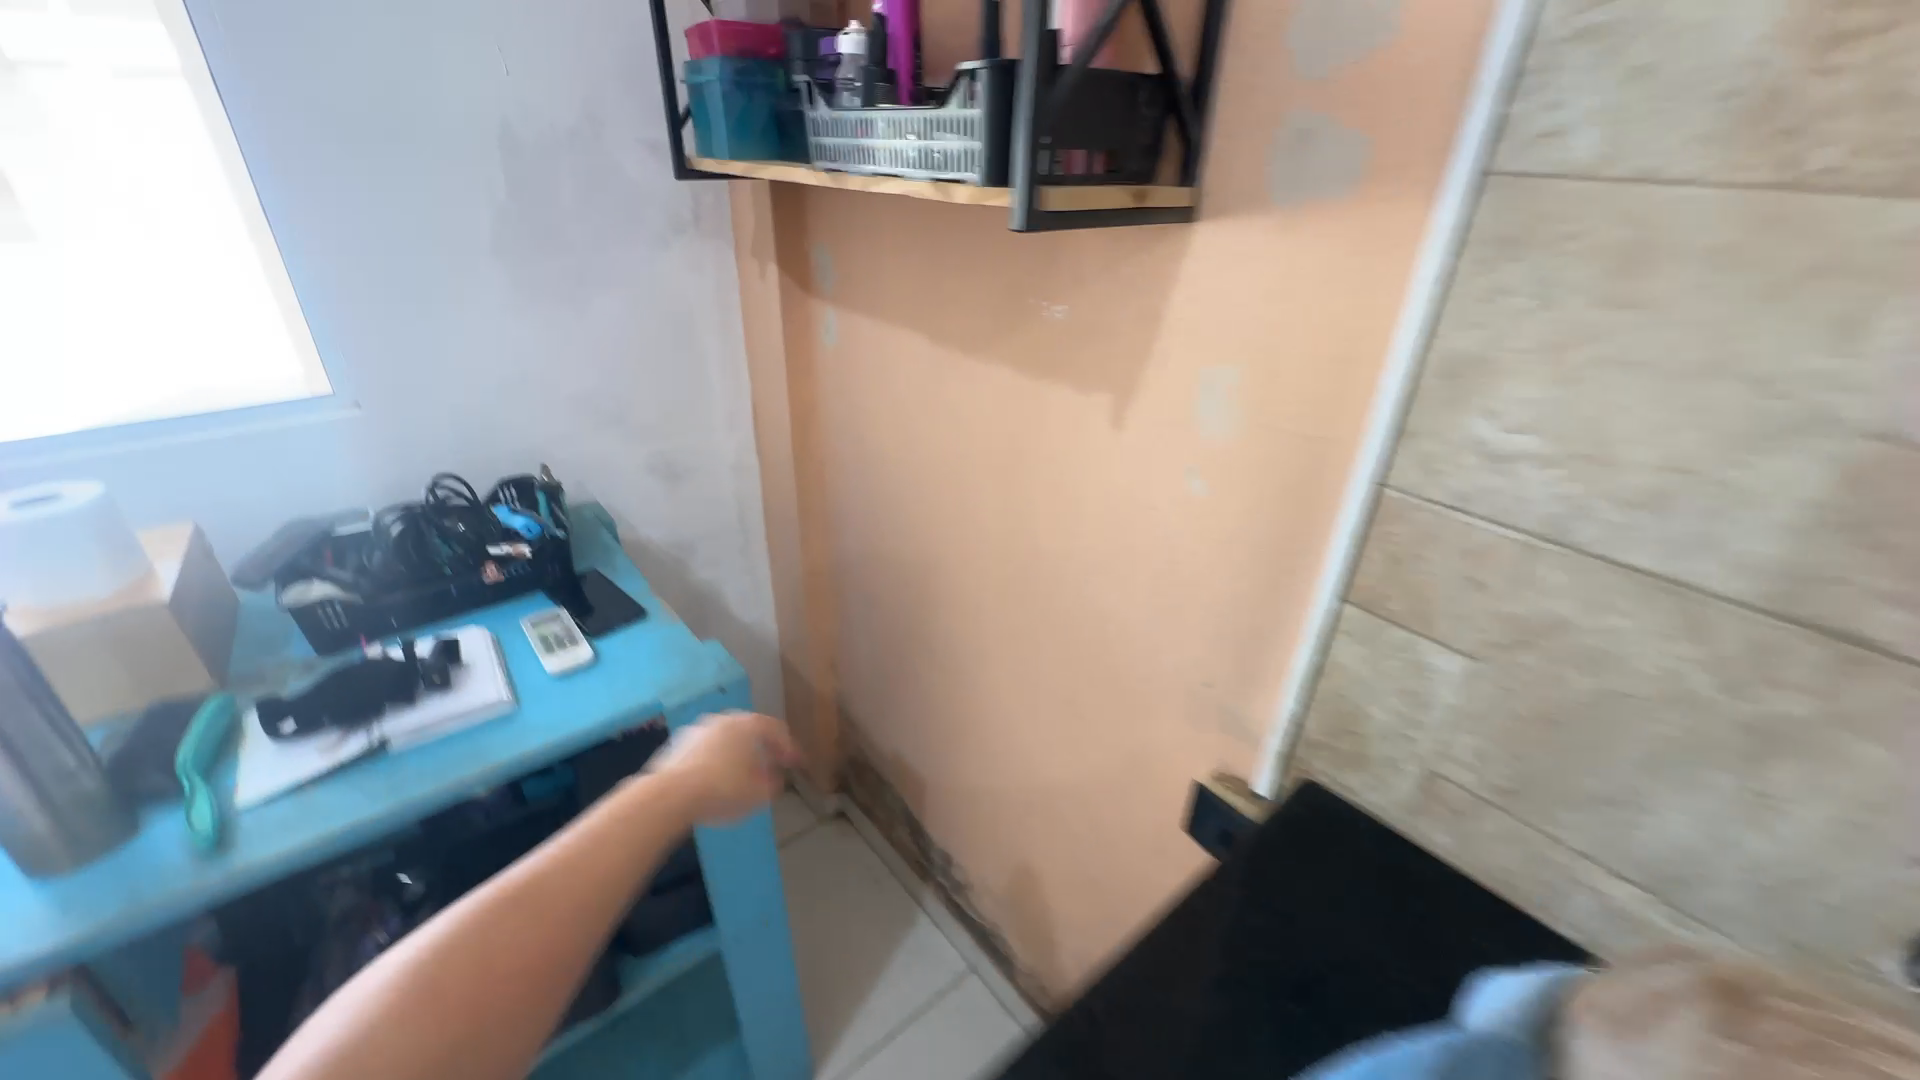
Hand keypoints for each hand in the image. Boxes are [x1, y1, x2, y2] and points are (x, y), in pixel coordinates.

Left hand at [646, 711, 802, 825]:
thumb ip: (774, 782)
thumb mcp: (759, 793)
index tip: (797, 764)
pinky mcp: (678, 744)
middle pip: (750, 731)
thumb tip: (776, 777)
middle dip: (762, 749)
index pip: (777, 730)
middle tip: (771, 766)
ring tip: (742, 775)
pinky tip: (715, 780)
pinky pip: (707, 750)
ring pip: (726, 739)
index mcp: (749, 725)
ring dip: (738, 754)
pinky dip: (716, 760)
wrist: (670, 795)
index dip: (790, 748)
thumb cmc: (723, 790)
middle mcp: (725, 719)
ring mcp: (699, 729)